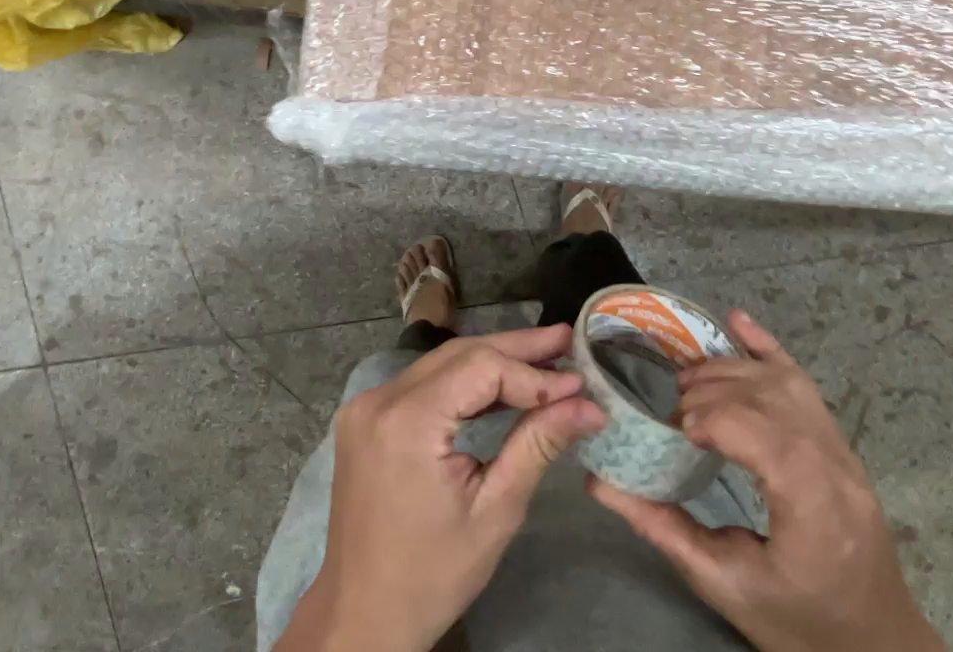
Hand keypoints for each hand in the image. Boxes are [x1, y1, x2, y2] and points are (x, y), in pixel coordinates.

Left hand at [278, 325, 604, 651]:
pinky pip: (422, 385)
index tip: (579, 384)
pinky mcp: (366, 419)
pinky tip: (502, 386)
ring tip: (546, 356)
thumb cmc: (433, 572)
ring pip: (440, 364)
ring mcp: (367, 407)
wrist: (364, 611)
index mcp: (407, 420)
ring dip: (492, 361)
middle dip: (516, 349)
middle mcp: (379, 399)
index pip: (480, 367)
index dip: (532, 372)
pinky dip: (463, 383)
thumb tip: (589, 405)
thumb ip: (538, 445)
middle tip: (566, 340)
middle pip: (459, 354)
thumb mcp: (496, 510)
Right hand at [588, 310, 943, 651]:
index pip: (759, 429)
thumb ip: (663, 528)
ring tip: (687, 378)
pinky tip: (738, 321)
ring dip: (730, 368)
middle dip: (710, 389)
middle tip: (668, 405)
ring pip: (784, 382)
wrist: (874, 645)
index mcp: (810, 503)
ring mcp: (845, 452)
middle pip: (767, 397)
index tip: (674, 431)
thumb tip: (599, 482)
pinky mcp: (842, 448)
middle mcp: (834, 465)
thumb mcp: (724, 583)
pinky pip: (806, 385)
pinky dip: (770, 349)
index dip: (709, 417)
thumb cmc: (797, 622)